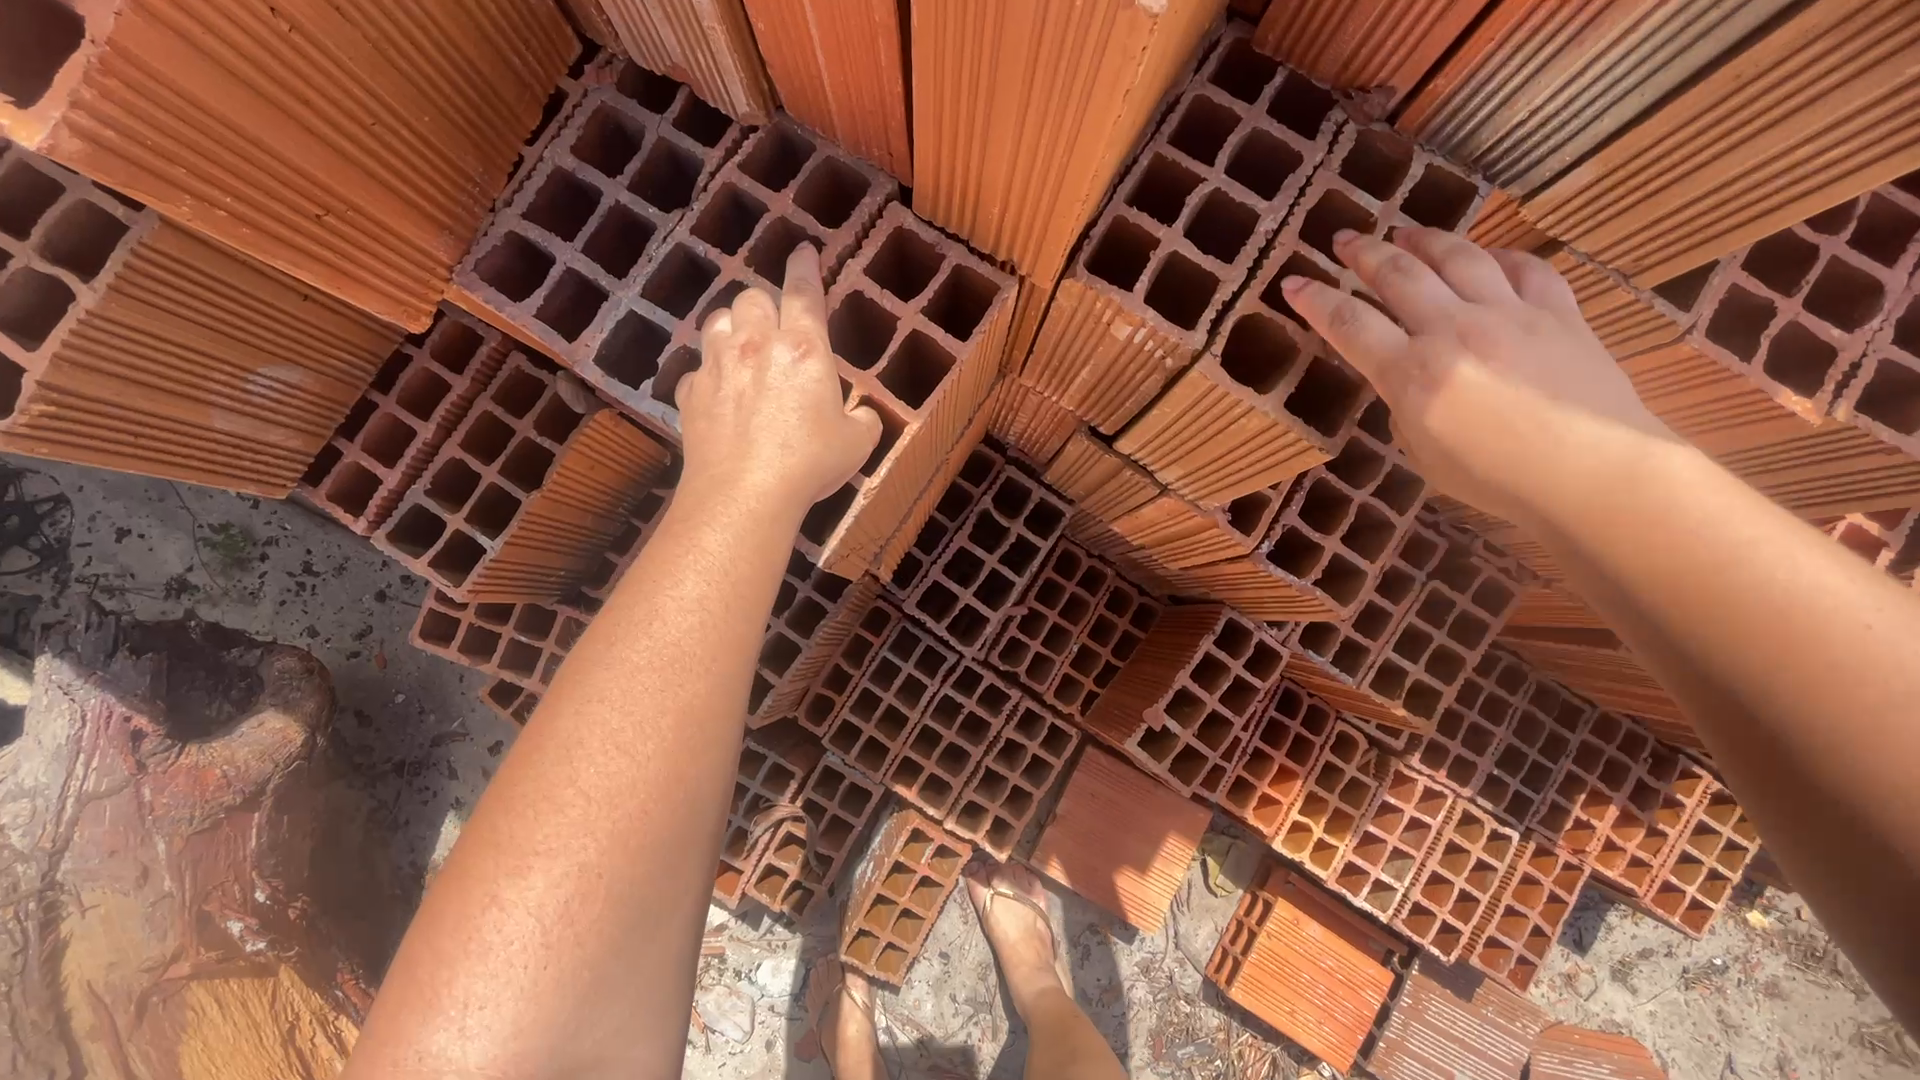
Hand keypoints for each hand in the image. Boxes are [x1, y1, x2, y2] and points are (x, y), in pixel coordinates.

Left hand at [676, 245, 881, 524]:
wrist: (744, 493)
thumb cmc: (810, 463)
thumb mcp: (858, 442)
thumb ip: (862, 418)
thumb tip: (859, 415)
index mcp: (803, 349)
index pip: (804, 292)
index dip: (805, 267)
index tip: (803, 252)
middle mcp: (756, 345)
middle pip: (752, 298)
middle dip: (764, 306)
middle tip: (774, 331)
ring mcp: (717, 367)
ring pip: (717, 321)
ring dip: (731, 328)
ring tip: (742, 350)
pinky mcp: (691, 393)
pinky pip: (696, 370)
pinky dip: (708, 375)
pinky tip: (719, 395)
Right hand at [1282, 228, 1680, 531]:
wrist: (1592, 472)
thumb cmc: (1495, 478)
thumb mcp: (1421, 451)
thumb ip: (1404, 404)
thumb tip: (1406, 376)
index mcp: (1412, 373)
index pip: (1349, 324)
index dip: (1315, 300)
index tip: (1292, 282)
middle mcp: (1454, 330)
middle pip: (1398, 275)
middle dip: (1363, 253)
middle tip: (1343, 238)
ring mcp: (1509, 314)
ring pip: (1458, 258)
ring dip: (1424, 239)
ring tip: (1404, 231)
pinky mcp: (1557, 312)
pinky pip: (1525, 268)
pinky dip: (1500, 256)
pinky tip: (1486, 255)